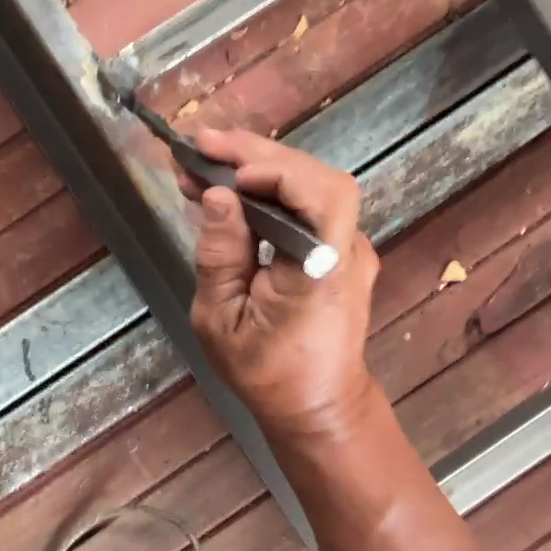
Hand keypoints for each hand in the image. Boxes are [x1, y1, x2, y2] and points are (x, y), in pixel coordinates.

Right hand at [177, 129, 381, 442]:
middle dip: (256, 155)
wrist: (318, 404)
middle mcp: (347, 251)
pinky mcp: (341, 248)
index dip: (278, 173)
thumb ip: (219, 256)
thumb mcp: (219, 321)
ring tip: (206, 163)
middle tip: (199, 147)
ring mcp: (350, 248)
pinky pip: (308, 205)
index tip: (227, 171)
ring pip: (313, 185)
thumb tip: (217, 197)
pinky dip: (270, 188)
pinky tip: (232, 189)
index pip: (322, 199)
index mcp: (321, 273)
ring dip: (260, 167)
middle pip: (316, 179)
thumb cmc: (264, 372)